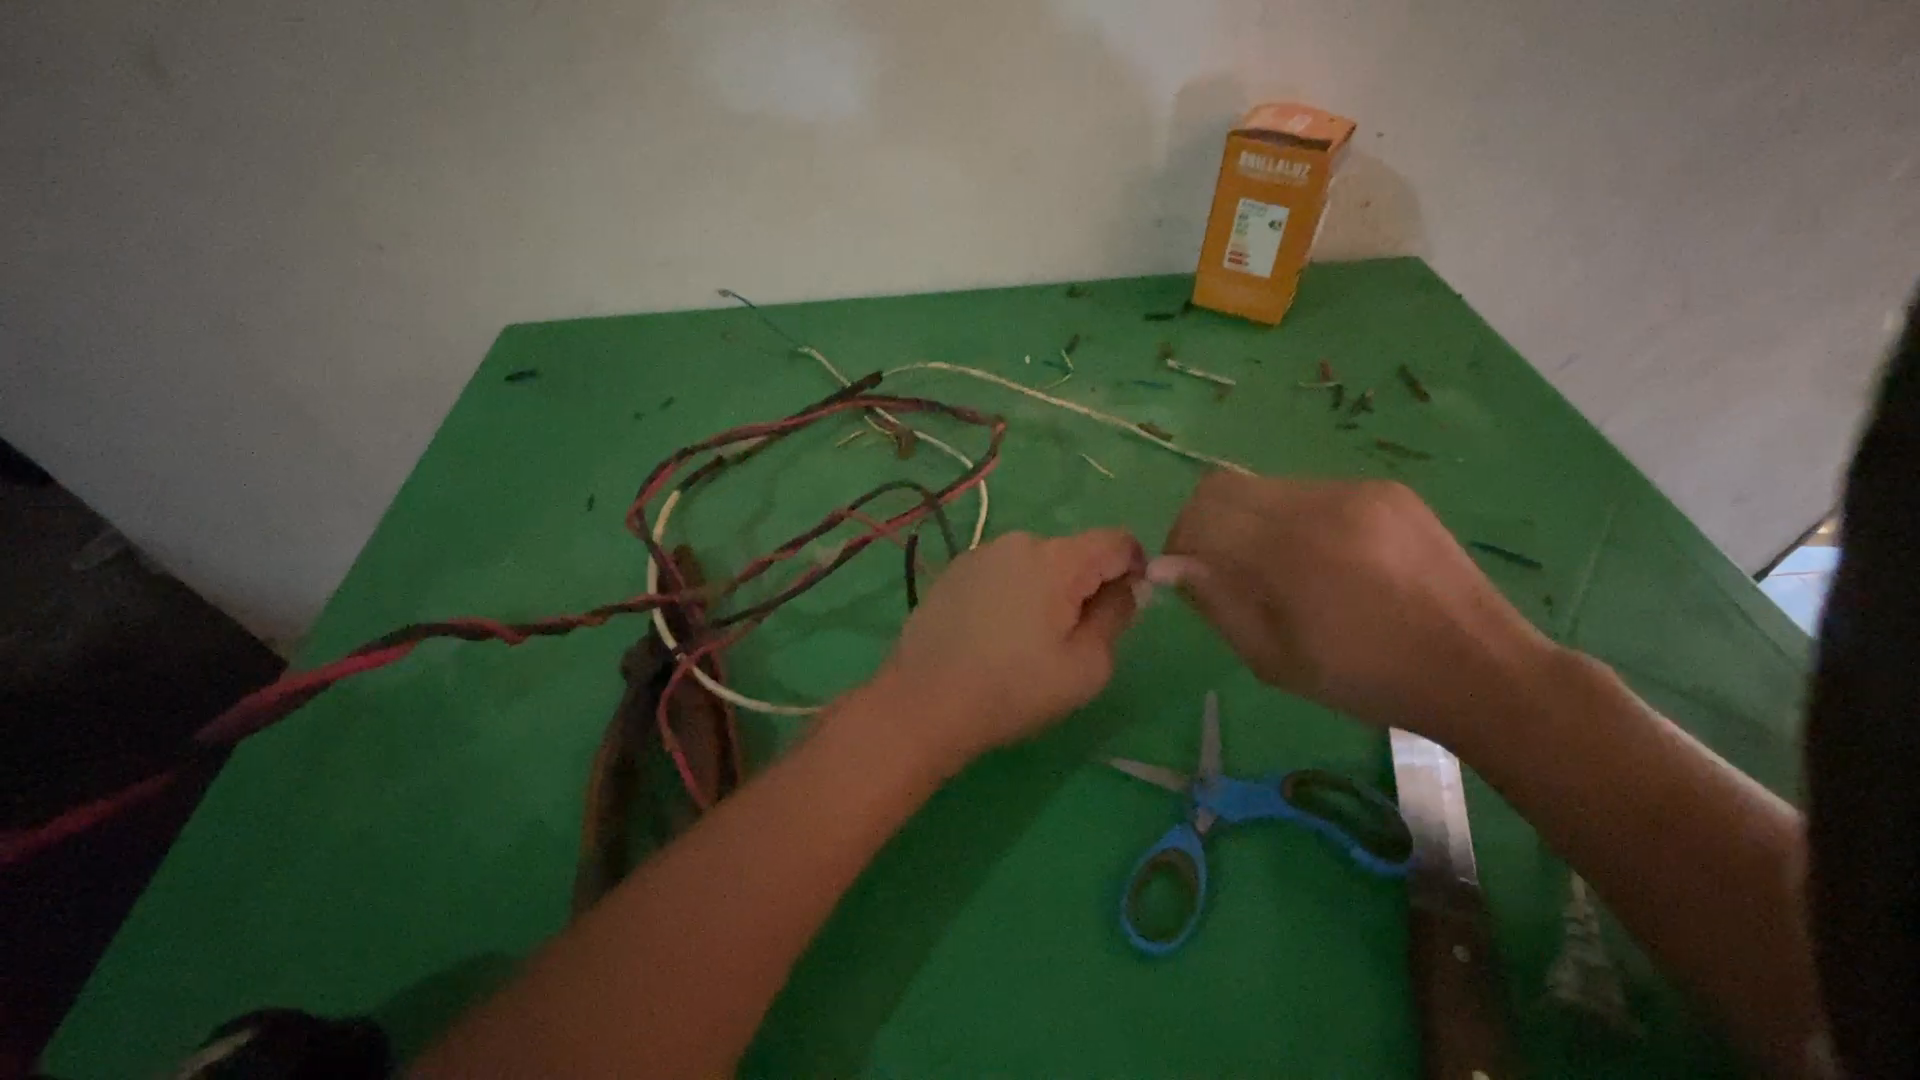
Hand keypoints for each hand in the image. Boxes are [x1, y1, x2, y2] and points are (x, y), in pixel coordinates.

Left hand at [858, 529, 1144, 768]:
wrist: (925, 702)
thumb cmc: (1015, 689)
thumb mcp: (1087, 665)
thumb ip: (1117, 616)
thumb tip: (1129, 587)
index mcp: (1057, 558)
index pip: (1117, 541)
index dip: (1134, 569)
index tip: (1123, 609)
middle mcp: (1018, 542)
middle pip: (1073, 554)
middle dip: (1084, 587)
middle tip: (1070, 641)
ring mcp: (979, 555)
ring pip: (1035, 565)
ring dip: (1045, 593)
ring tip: (1026, 644)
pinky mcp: (952, 573)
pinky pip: (1001, 575)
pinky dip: (1011, 596)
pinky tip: (993, 637)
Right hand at [1162, 473, 1554, 742]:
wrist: (1479, 668)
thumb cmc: (1367, 680)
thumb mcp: (1274, 660)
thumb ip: (1216, 604)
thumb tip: (1171, 566)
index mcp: (1290, 550)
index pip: (1201, 513)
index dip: (1179, 542)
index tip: (1186, 578)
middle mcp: (1320, 502)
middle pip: (1225, 486)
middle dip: (1207, 526)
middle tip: (1221, 572)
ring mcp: (1358, 490)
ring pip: (1269, 488)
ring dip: (1253, 523)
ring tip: (1283, 573)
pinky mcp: (1388, 490)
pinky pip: (1314, 492)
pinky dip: (1297, 521)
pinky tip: (1328, 563)